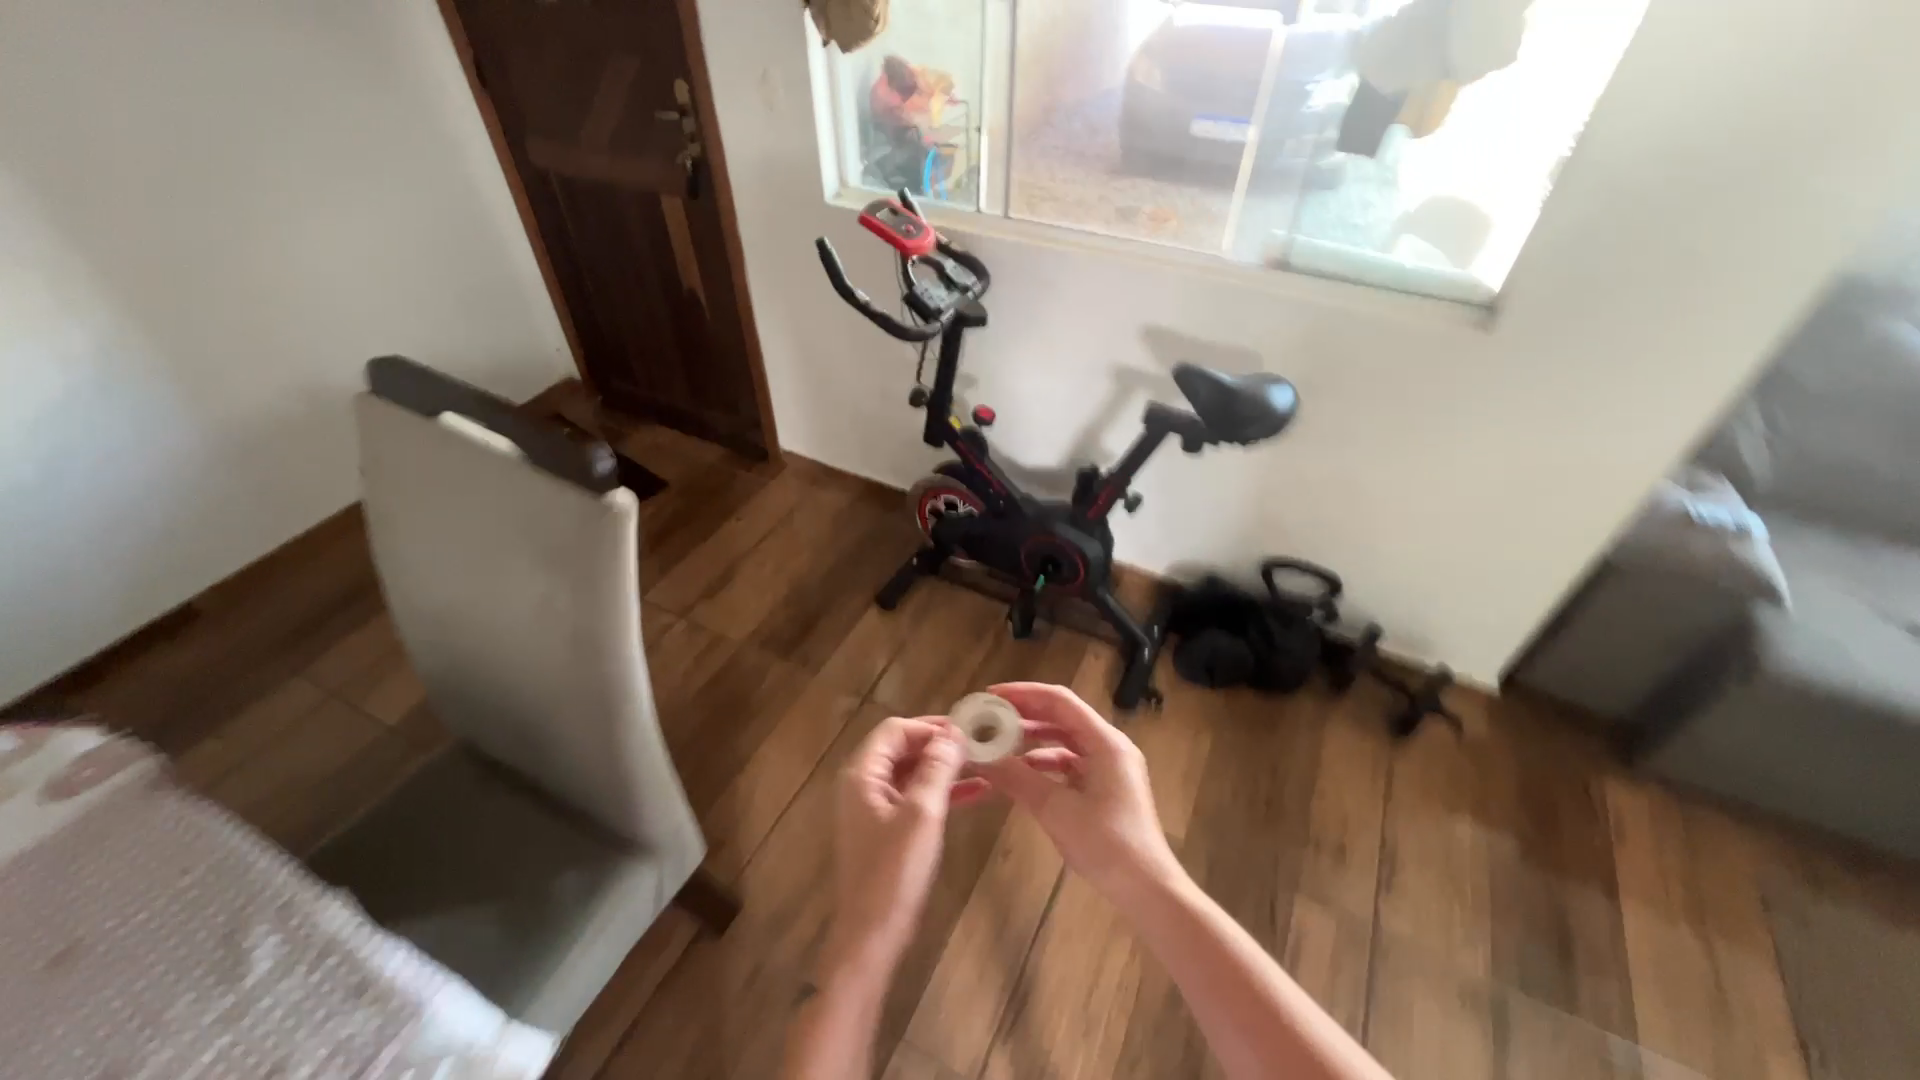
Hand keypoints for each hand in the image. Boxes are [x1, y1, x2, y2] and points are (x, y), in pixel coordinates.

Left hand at [825, 716, 987, 969]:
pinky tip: (977, 792)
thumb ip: (937, 768)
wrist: (872, 936)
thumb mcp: (922, 814)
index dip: (931, 726)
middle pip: (903, 748)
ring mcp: (873, 809)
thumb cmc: (894, 872)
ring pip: (912, 773)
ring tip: (986, 763)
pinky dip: (942, 792)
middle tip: (981, 743)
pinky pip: (915, 798)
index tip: (969, 729)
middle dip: (941, 744)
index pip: (896, 729)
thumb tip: (955, 732)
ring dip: (945, 767)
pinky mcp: (886, 831)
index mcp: (862, 774)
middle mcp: (862, 785)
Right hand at [979, 683, 1184, 902]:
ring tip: (999, 745)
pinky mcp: (1107, 789)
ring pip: (1066, 741)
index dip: (1023, 693)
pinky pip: (1071, 764)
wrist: (1147, 889)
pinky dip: (1045, 764)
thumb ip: (1017, 777)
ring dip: (1033, 741)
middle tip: (989, 720)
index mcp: (1106, 742)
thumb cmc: (1106, 845)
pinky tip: (1021, 774)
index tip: (990, 696)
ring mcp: (1111, 768)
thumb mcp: (1056, 809)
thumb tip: (979, 755)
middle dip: (1025, 716)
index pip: (1060, 701)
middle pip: (1062, 717)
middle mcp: (1110, 747)